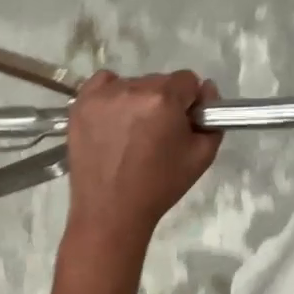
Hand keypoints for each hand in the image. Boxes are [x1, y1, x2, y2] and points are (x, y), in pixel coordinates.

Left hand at [64, 70, 222, 239]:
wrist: (111, 213)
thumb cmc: (160, 186)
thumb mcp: (202, 156)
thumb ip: (212, 118)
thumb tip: (206, 89)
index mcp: (165, 99)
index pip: (187, 80)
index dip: (190, 101)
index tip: (182, 123)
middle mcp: (134, 89)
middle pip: (160, 80)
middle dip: (165, 100)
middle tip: (158, 132)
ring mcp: (104, 96)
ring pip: (134, 83)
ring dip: (139, 99)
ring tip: (133, 131)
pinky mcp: (81, 105)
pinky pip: (103, 82)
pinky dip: (111, 92)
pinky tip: (114, 116)